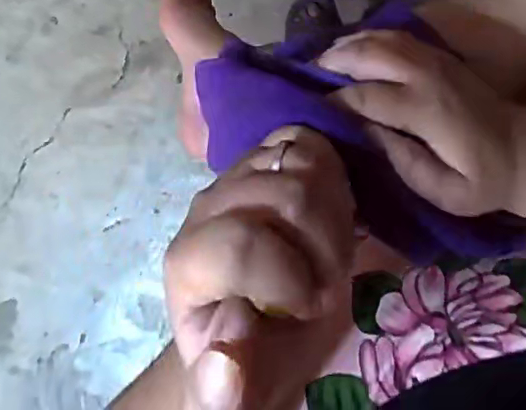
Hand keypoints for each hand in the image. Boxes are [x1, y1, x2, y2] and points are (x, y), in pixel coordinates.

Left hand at [165, 126, 354, 409]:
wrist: (257, 317)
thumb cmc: (252, 354)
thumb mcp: (242, 386)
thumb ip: (227, 387)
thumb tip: (225, 366)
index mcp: (190, 260)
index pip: (241, 244)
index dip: (290, 279)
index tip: (312, 307)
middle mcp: (208, 204)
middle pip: (285, 195)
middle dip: (325, 245)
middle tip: (332, 280)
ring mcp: (240, 171)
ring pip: (303, 163)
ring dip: (335, 213)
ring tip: (333, 248)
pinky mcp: (268, 151)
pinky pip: (309, 140)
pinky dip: (332, 173)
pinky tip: (332, 209)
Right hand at [318, 29, 522, 216]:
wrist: (524, 150)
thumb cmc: (482, 181)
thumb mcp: (445, 191)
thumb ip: (403, 163)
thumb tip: (363, 132)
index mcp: (426, 109)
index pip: (366, 95)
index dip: (334, 102)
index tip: (309, 112)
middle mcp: (427, 74)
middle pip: (369, 54)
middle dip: (333, 62)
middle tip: (303, 78)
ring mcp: (434, 59)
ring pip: (381, 37)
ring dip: (348, 45)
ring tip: (320, 61)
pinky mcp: (438, 55)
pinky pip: (396, 35)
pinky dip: (368, 37)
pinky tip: (351, 49)